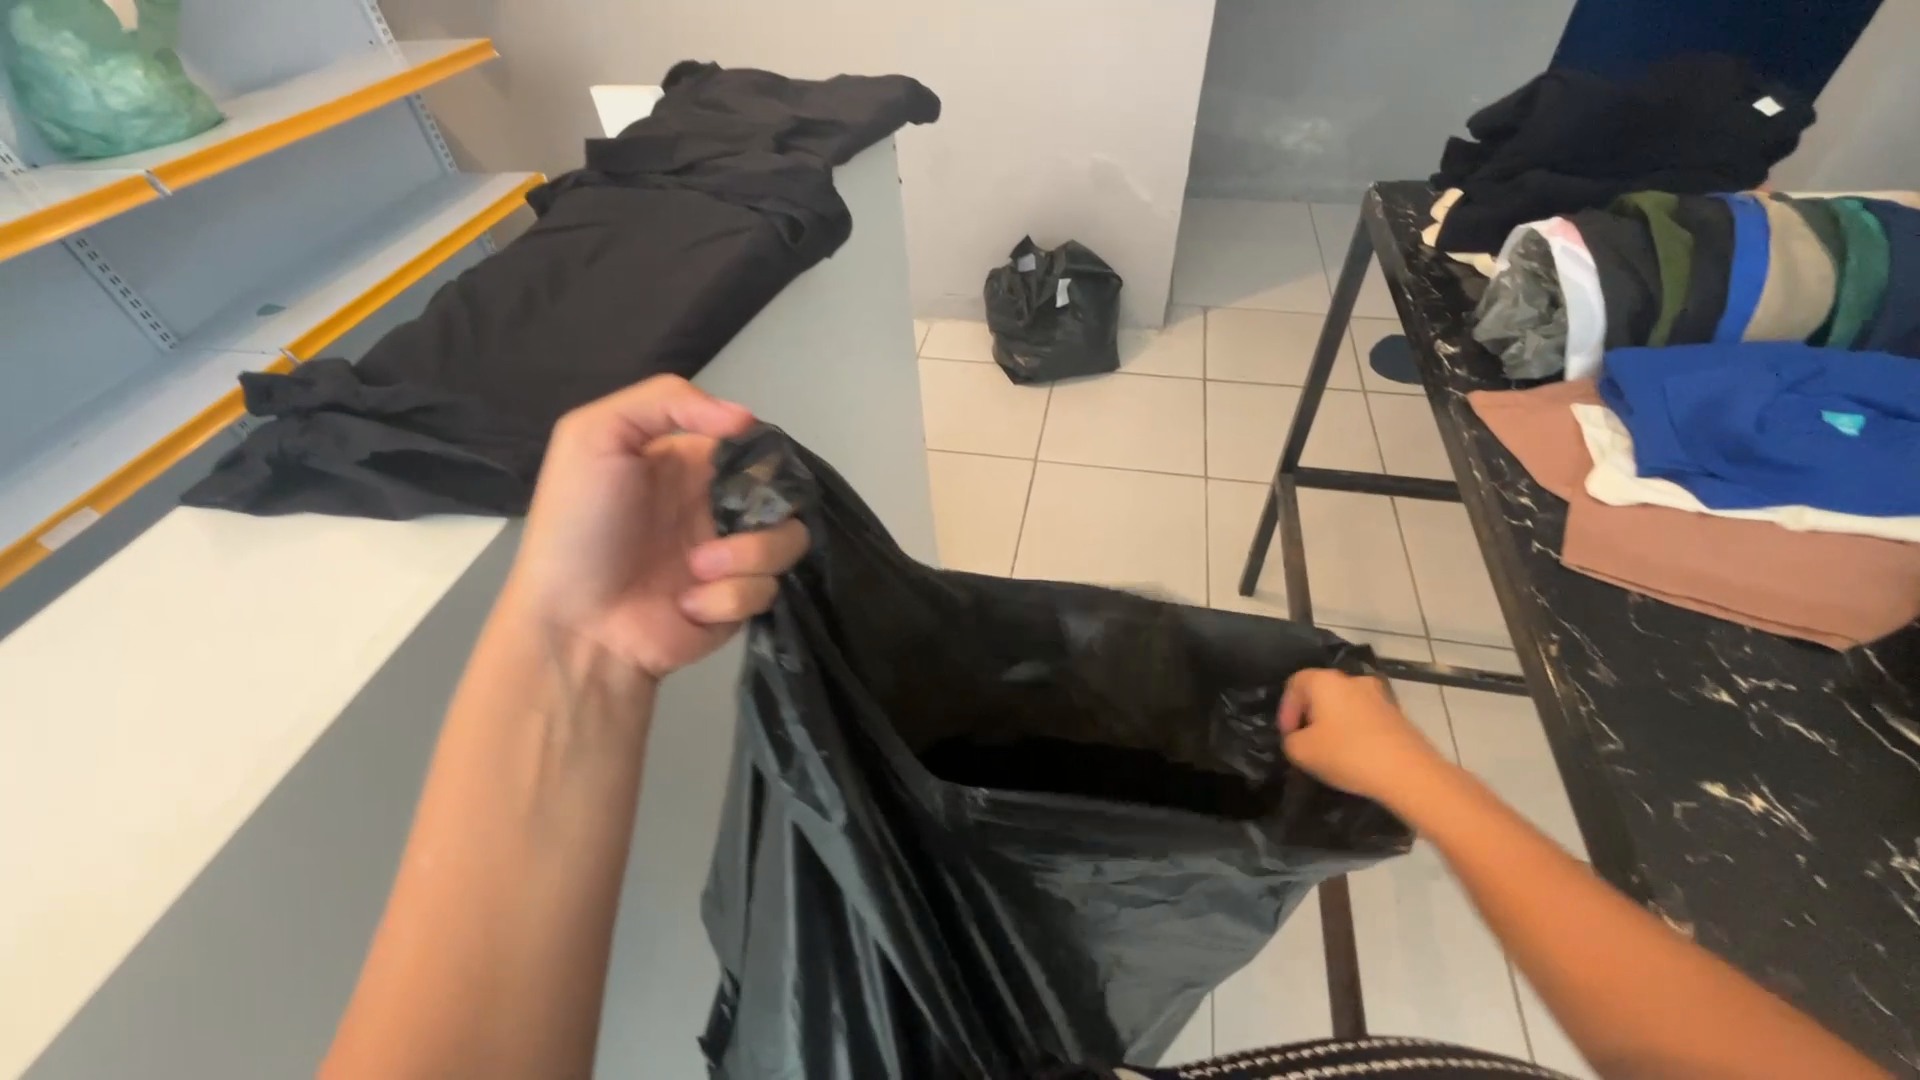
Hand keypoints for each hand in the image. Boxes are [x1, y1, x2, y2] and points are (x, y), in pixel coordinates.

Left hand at [507, 376, 809, 678]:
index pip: (754, 448)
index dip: (764, 456)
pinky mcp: (736, 604)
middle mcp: (718, 509)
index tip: (752, 469)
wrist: (571, 622)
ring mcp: (732, 559)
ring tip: (695, 571)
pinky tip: (686, 605)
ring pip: (788, 544)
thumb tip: (746, 418)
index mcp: (692, 467)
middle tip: (724, 527)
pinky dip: (725, 599)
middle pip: (785, 497)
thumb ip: (666, 401)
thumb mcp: (595, 436)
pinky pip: (764, 592)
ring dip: (745, 558)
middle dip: (765, 516)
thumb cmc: (578, 525)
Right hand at [1277, 669, 1450, 801]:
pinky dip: (1356, 731)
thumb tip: (1299, 738)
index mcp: (1326, 681)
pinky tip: (1356, 755)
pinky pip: (1366, 718)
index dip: (1285, 710)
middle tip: (1306, 741)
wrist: (1410, 774)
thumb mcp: (1300, 751)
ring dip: (1334, 723)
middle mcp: (1353, 680)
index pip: (1294, 683)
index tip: (1288, 735)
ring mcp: (1380, 696)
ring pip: (1346, 705)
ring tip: (1331, 750)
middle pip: (1322, 692)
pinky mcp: (1399, 715)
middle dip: (1310, 715)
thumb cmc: (1348, 754)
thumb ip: (1290, 740)